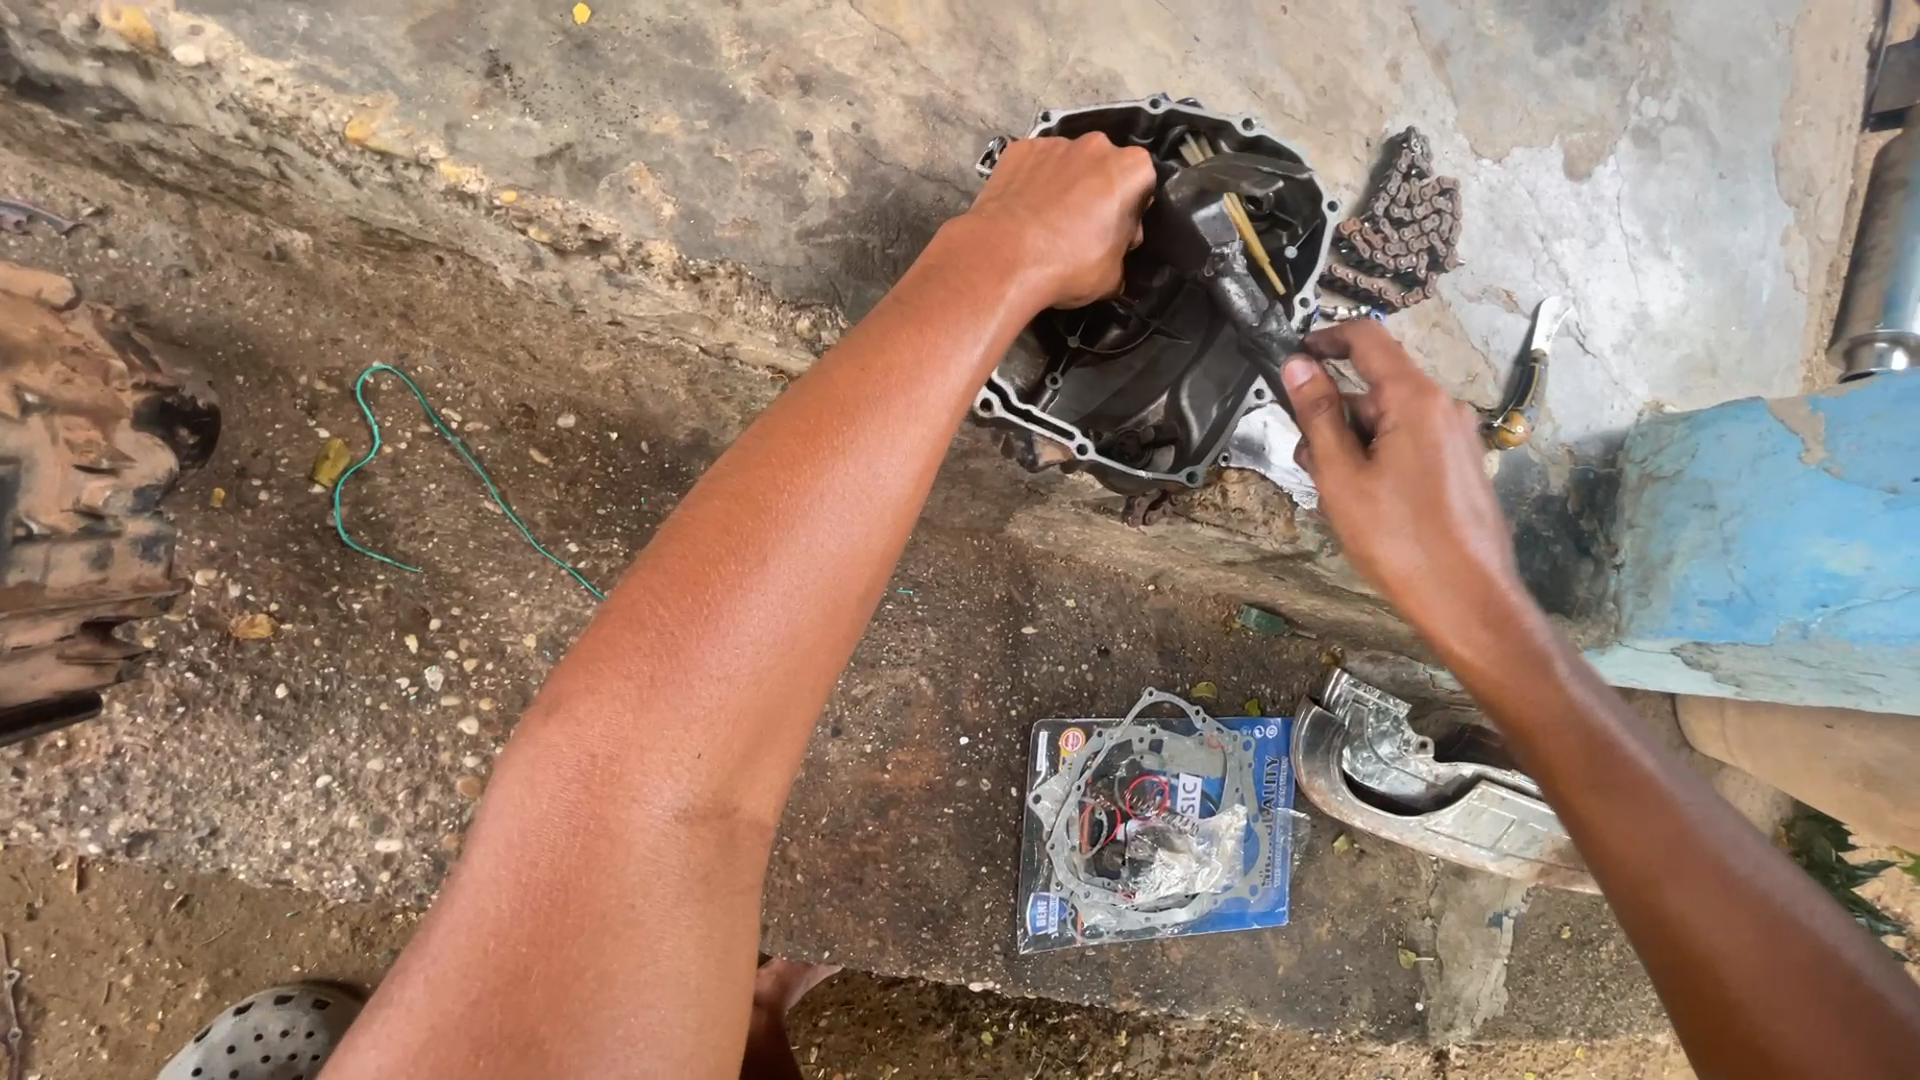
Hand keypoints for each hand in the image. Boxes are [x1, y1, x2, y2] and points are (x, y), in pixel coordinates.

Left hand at [959, 134, 1155, 309]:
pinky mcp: (1020, 150)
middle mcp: (1097, 145)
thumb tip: (1113, 263)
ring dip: (1065, 188)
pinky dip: (1033, 183)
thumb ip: (1120, 260)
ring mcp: (1055, 144)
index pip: (1142, 189)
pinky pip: (1034, 166)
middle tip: (1081, 232)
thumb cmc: (1067, 267)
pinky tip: (1024, 213)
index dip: (1131, 215)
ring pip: (1068, 166)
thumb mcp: (1111, 278)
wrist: (1003, 259)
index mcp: (1131, 170)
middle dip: (1098, 196)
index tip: (1116, 237)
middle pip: (1105, 170)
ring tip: (1047, 224)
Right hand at [1279, 321, 1531, 644]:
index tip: (1292, 355)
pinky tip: (1364, 505)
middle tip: (1310, 465)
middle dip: (1331, 418)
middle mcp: (1442, 408)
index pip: (1368, 339)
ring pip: (1385, 423)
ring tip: (1336, 498)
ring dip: (1350, 447)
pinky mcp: (1456, 464)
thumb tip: (1298, 365)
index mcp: (1415, 400)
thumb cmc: (1396, 537)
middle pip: (1371, 390)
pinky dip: (1374, 462)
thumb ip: (1317, 415)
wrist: (1465, 596)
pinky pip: (1405, 445)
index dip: (1325, 339)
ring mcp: (1454, 437)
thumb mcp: (1341, 475)